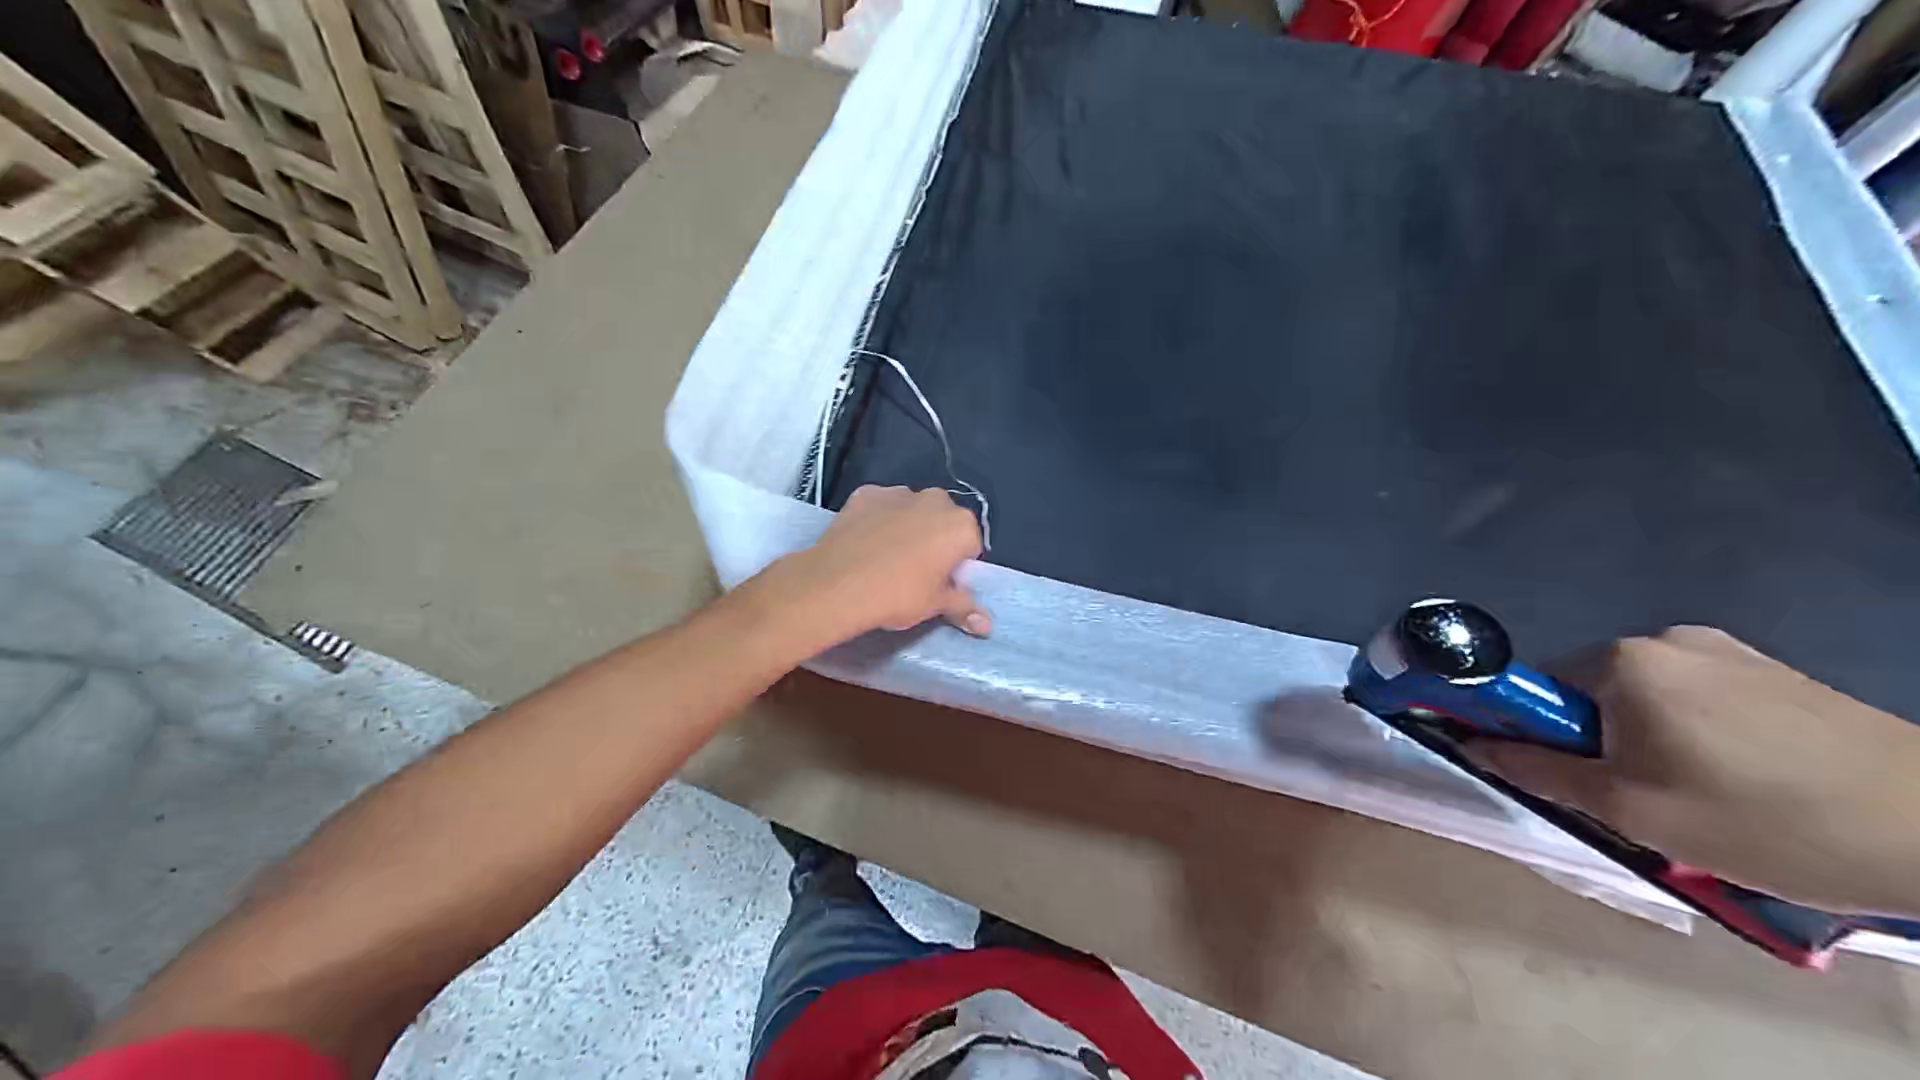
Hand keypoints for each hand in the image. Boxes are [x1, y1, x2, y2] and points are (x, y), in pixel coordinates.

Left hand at [741, 485, 987, 652]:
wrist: (837, 584)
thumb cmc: (897, 595)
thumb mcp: (935, 605)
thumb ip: (964, 607)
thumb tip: (986, 624)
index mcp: (960, 525)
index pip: (970, 544)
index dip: (957, 565)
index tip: (941, 582)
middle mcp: (934, 500)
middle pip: (943, 521)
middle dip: (934, 540)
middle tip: (916, 571)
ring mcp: (897, 493)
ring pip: (911, 510)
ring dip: (906, 527)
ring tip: (886, 558)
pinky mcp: (865, 494)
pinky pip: (880, 507)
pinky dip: (877, 520)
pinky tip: (864, 544)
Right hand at [1467, 626, 1919, 916]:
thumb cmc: (1766, 819)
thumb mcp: (1632, 810)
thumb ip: (1539, 770)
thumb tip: (1475, 746)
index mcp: (1623, 661)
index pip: (1536, 688)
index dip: (1537, 731)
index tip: (1564, 773)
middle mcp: (1664, 639)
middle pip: (1591, 691)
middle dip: (1598, 740)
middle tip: (1638, 796)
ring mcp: (1725, 651)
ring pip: (1643, 697)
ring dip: (1647, 738)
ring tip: (1699, 793)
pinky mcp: (1773, 671)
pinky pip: (1695, 696)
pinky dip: (1694, 732)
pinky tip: (1741, 776)